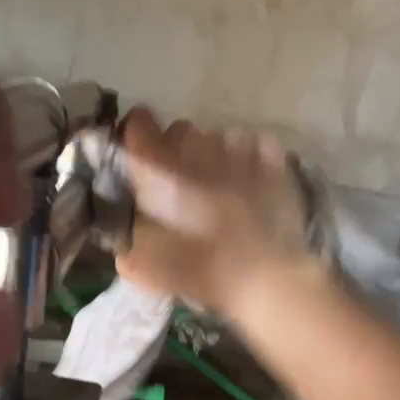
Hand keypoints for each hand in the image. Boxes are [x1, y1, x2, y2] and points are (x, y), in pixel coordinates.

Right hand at [114, 109, 316, 312]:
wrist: (264, 277)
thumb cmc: (199, 269)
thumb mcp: (148, 268)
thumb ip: (130, 248)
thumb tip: (125, 246)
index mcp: (160, 165)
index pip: (139, 122)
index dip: (138, 136)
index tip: (141, 156)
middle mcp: (196, 145)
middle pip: (180, 130)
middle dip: (178, 151)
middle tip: (183, 184)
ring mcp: (238, 148)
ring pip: (218, 138)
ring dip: (214, 157)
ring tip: (222, 189)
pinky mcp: (273, 158)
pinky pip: (254, 144)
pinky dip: (250, 158)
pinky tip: (252, 184)